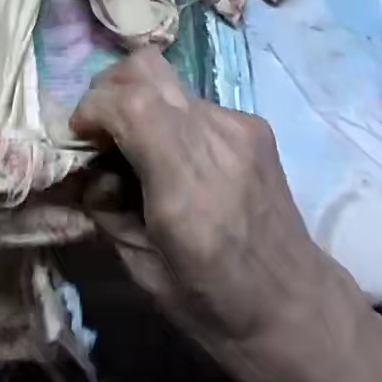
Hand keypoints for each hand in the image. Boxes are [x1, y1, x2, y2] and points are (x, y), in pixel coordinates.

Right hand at [73, 49, 381, 381]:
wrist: (301, 313)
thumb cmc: (215, 307)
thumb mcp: (141, 268)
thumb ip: (104, 205)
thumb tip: (82, 164)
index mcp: (186, 191)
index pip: (130, 103)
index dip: (92, 107)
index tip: (80, 135)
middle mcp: (215, 144)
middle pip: (145, 68)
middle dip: (107, 88)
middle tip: (100, 128)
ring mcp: (239, 128)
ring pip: (166, 80)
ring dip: (137, 102)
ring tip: (137, 146)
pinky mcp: (253, 125)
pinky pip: (192, 101)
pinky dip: (169, 116)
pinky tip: (177, 156)